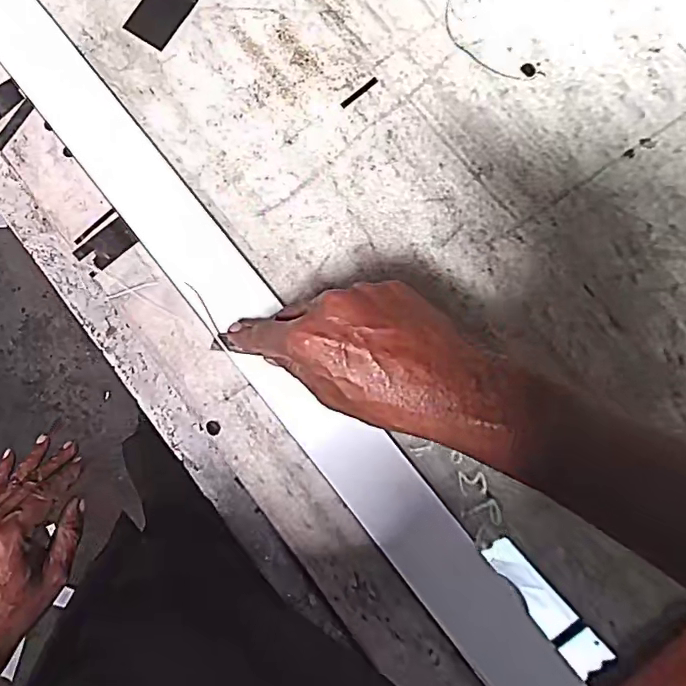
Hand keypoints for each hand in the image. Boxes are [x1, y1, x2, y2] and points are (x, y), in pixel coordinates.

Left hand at [0, 433, 85, 655]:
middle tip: (70, 448)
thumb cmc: (17, 608)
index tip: (79, 463)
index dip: (65, 476)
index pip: (46, 494)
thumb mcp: (55, 575)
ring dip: (32, 461)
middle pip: (30, 484)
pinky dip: (2, 473)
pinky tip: (9, 457)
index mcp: (13, 534)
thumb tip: (77, 506)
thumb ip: (68, 536)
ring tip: (45, 442)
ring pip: (12, 483)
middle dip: (53, 463)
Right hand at [223, 281, 528, 456]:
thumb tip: (286, 359)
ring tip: (361, 355)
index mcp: (308, 339)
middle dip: (298, 334)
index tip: (236, 335)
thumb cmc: (399, 397)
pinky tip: (379, 341)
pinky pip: (360, 299)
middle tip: (314, 356)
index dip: (245, 337)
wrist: (449, 385)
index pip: (261, 334)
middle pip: (296, 316)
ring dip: (334, 325)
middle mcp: (330, 309)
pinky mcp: (385, 288)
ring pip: (329, 306)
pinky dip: (362, 315)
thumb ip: (299, 370)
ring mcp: (359, 294)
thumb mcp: (332, 397)